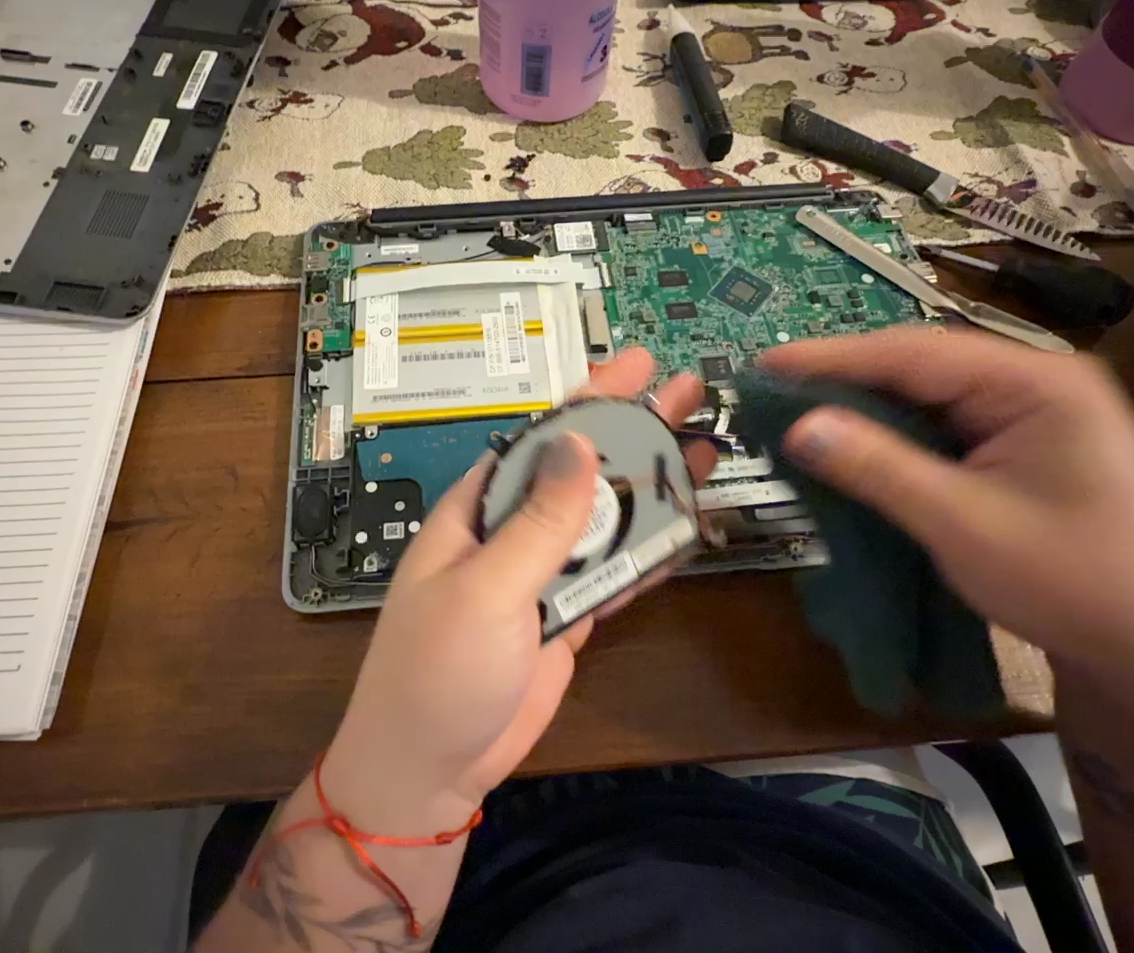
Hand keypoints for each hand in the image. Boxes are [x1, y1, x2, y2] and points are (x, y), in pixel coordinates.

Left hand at [321, 349, 715, 834]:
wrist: (431, 768)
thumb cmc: (439, 670)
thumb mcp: (486, 587)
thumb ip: (539, 520)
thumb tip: (580, 442)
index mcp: (478, 510)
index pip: (540, 440)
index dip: (589, 400)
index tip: (636, 366)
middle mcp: (510, 532)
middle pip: (580, 472)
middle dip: (631, 433)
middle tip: (688, 394)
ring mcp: (541, 575)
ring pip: (603, 521)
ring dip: (648, 489)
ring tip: (702, 450)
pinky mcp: (564, 617)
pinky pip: (612, 574)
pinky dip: (647, 553)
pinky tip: (685, 526)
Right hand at [759, 329, 1133, 675]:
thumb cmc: (1074, 585)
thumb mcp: (963, 524)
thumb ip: (878, 468)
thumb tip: (796, 427)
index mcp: (1039, 382)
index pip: (914, 353)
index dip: (832, 357)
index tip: (765, 364)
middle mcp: (1037, 383)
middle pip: (920, 367)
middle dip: (845, 380)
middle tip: (771, 393)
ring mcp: (1032, 415)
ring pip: (927, 397)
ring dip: (865, 409)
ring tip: (797, 415)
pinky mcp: (1021, 447)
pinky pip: (942, 428)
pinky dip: (892, 438)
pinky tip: (852, 446)